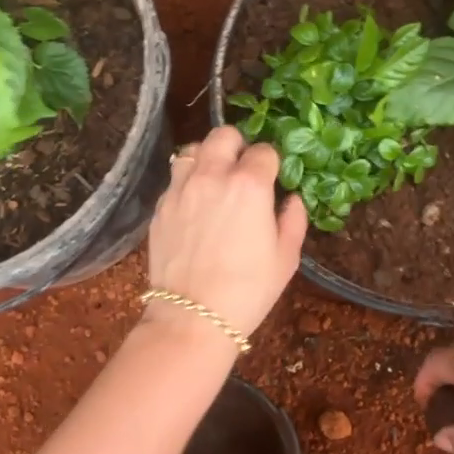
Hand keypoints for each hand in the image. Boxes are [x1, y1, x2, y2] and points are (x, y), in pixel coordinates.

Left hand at [145, 126, 306, 340]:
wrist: (193, 317)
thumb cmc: (248, 290)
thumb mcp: (286, 258)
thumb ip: (293, 220)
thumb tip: (291, 199)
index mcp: (249, 185)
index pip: (264, 151)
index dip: (271, 164)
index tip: (273, 179)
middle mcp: (212, 176)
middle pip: (223, 136)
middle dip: (237, 146)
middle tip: (243, 169)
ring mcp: (180, 189)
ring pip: (192, 150)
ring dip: (207, 158)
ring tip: (215, 181)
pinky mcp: (160, 206)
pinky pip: (175, 179)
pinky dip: (188, 183)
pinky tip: (196, 206)